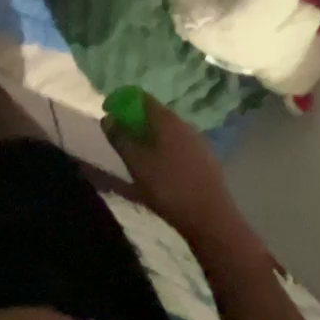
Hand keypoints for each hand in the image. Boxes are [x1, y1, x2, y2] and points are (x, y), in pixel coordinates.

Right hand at [104, 91, 236, 235]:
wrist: (212, 220)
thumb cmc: (169, 188)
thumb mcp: (136, 164)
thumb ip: (120, 138)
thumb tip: (107, 118)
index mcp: (167, 119)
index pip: (142, 98)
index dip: (123, 103)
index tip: (110, 115)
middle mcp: (185, 124)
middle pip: (156, 115)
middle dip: (137, 123)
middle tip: (122, 140)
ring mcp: (199, 142)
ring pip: (169, 133)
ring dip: (152, 139)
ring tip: (140, 159)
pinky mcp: (207, 161)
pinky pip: (180, 148)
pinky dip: (166, 152)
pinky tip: (162, 172)